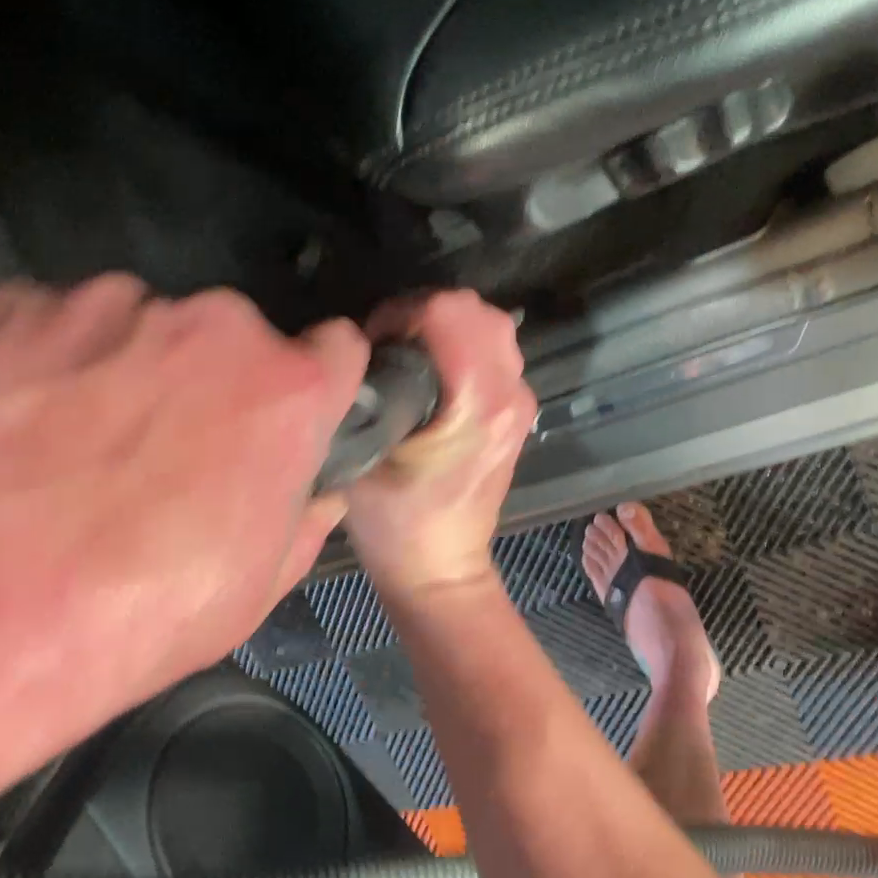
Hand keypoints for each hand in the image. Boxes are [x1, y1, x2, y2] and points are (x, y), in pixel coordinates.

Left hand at [0, 276, 366, 699]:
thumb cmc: (115, 622)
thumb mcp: (240, 603)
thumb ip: (294, 524)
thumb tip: (309, 495)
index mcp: (278, 391)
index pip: (336, 352)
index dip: (314, 389)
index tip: (285, 423)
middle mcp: (195, 325)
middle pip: (221, 342)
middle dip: (200, 389)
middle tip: (143, 466)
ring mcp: (82, 306)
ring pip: (119, 332)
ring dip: (104, 379)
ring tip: (37, 467)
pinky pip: (23, 334)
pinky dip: (13, 377)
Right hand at [342, 290, 536, 593]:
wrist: (442, 567)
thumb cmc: (395, 523)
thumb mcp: (362, 458)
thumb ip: (362, 396)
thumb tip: (357, 349)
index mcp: (476, 404)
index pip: (448, 311)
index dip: (402, 314)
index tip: (375, 344)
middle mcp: (509, 394)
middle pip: (475, 309)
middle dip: (425, 313)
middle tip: (388, 346)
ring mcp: (520, 402)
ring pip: (490, 324)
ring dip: (446, 326)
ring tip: (409, 357)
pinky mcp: (517, 411)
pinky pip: (496, 350)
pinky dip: (463, 344)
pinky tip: (432, 376)